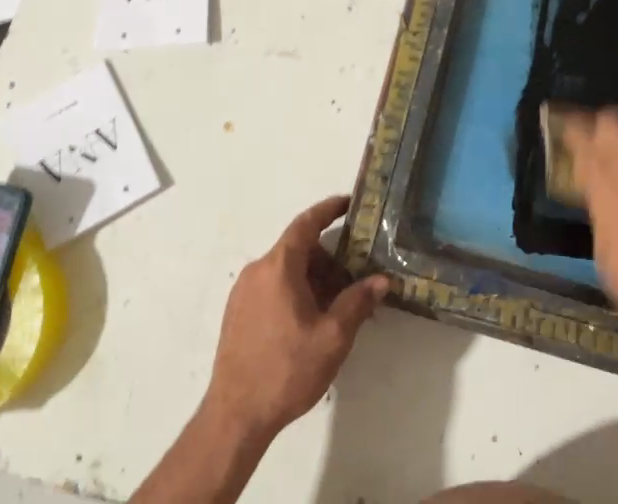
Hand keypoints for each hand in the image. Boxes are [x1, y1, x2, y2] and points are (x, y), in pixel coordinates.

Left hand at [204, 196, 388, 439]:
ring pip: (285, 271)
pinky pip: (272, 287)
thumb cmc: (287, 370)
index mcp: (278, 267)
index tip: (349, 203)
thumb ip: (358, 302)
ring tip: (338, 307)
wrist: (236, 414)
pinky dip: (295, 291)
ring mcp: (243, 292)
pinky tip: (312, 321)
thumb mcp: (333, 337)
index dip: (328, 210)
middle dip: (329, 259)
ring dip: (313, 279)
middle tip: (356, 279)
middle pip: (298, 249)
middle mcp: (257, 271)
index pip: (306, 224)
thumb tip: (381, 280)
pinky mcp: (237, 313)